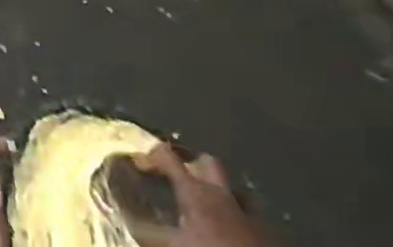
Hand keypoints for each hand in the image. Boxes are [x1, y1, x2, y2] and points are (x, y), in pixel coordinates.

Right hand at [133, 145, 278, 246]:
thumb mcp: (167, 244)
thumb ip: (142, 228)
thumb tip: (121, 212)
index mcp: (195, 192)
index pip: (168, 156)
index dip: (150, 155)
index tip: (138, 163)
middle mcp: (223, 196)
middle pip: (209, 163)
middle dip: (193, 162)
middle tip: (177, 174)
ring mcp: (252, 216)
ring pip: (238, 190)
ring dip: (223, 191)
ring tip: (210, 201)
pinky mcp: (271, 236)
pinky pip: (255, 217)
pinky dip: (242, 217)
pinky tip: (233, 228)